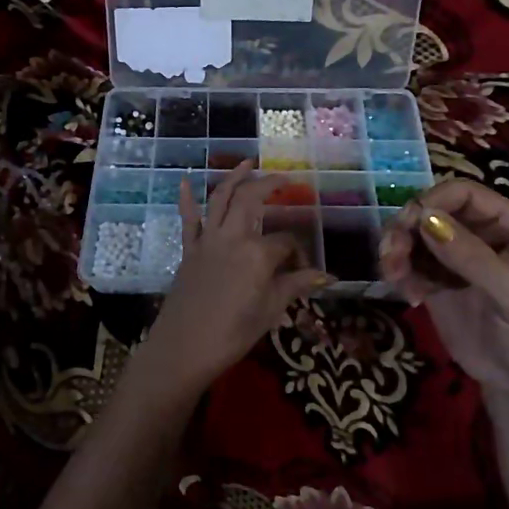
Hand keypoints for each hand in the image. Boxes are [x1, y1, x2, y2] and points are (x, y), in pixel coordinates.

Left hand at [140, 161, 331, 390]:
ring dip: (234, 177)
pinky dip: (186, 198)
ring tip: (248, 162)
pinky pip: (187, 219)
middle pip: (252, 200)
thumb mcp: (270, 311)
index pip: (286, 241)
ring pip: (220, 199)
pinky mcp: (188, 250)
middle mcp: (232, 237)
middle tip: (285, 179)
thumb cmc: (232, 333)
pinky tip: (185, 180)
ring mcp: (206, 240)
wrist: (183, 347)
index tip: (304, 269)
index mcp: (258, 253)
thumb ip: (295, 286)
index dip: (299, 252)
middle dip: (270, 185)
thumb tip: (325, 276)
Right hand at [378, 179, 508, 391]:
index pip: (464, 194)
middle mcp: (480, 234)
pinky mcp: (435, 282)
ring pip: (413, 236)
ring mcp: (455, 259)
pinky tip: (408, 295)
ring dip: (396, 250)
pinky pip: (408, 263)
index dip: (433, 202)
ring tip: (393, 276)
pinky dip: (398, 273)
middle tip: (390, 255)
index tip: (410, 225)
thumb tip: (425, 219)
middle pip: (430, 211)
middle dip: (405, 229)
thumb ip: (471, 256)